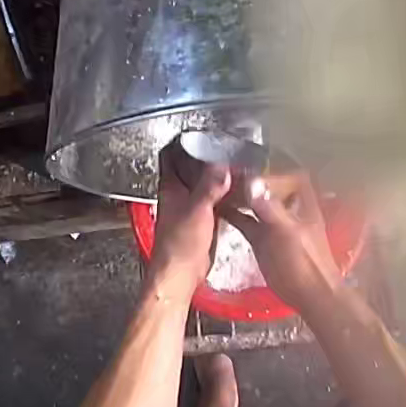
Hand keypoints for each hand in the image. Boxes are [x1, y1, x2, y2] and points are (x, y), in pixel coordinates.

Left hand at [146, 141, 231, 296]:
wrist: (180, 275)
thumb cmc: (180, 245)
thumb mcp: (198, 210)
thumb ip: (210, 187)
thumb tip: (221, 166)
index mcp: (170, 188)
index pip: (170, 156)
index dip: (180, 141)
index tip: (197, 131)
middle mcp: (177, 196)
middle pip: (187, 168)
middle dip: (202, 157)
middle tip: (222, 146)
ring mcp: (187, 209)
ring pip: (200, 185)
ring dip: (213, 176)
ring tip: (233, 164)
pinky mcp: (199, 223)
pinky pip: (211, 201)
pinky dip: (221, 194)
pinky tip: (235, 192)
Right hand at [225, 172, 344, 316]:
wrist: (310, 298)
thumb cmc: (303, 263)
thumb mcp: (285, 232)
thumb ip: (268, 207)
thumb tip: (251, 180)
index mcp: (302, 204)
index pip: (290, 175)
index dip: (273, 168)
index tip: (249, 164)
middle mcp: (288, 210)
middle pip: (269, 187)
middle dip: (249, 180)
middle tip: (225, 173)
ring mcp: (274, 225)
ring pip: (255, 204)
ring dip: (239, 196)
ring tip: (218, 187)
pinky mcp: (262, 241)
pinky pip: (246, 222)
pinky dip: (233, 215)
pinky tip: (217, 209)